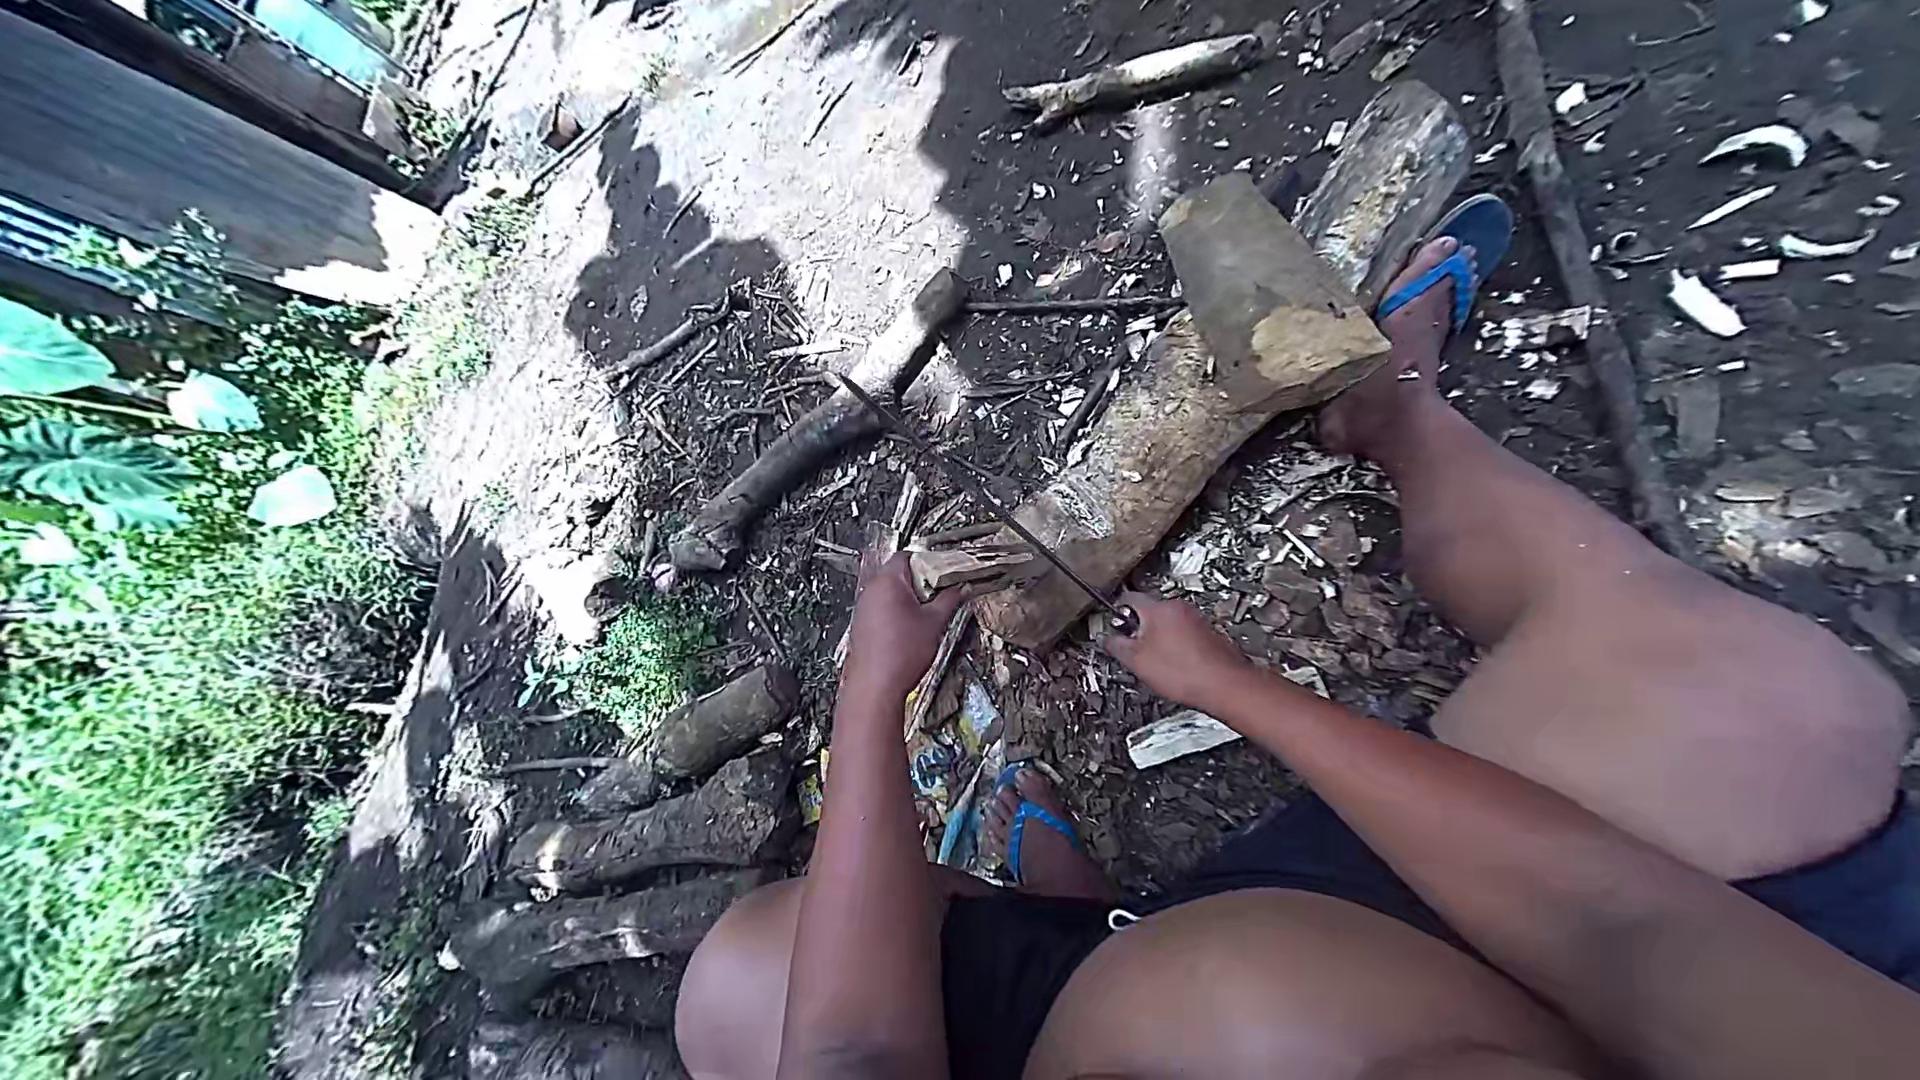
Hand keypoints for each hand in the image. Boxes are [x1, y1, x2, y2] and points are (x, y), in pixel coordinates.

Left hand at [843, 551, 964, 698]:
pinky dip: (897, 611)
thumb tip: (958, 589)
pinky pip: (882, 607)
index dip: (928, 561)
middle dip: (921, 581)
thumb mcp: (934, 622)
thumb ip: (949, 600)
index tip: (943, 572)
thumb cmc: (899, 655)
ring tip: (927, 612)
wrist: (875, 687)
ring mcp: (864, 607)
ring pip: (890, 591)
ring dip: (909, 597)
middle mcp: (871, 591)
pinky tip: (911, 627)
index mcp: (888, 582)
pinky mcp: (862, 624)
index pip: (907, 556)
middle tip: (939, 593)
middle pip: (898, 572)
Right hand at [1101, 591, 1254, 711]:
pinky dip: (1177, 647)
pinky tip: (1177, 667)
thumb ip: (1116, 645)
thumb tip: (1107, 639)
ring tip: (1158, 664)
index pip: (1128, 598)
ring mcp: (1196, 620)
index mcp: (1158, 609)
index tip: (1115, 626)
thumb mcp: (1136, 661)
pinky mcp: (1208, 634)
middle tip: (1135, 651)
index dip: (1117, 613)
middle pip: (1149, 612)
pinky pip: (1184, 634)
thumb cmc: (1185, 672)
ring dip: (1159, 639)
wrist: (1225, 686)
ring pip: (1167, 624)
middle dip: (1139, 630)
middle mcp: (1179, 609)